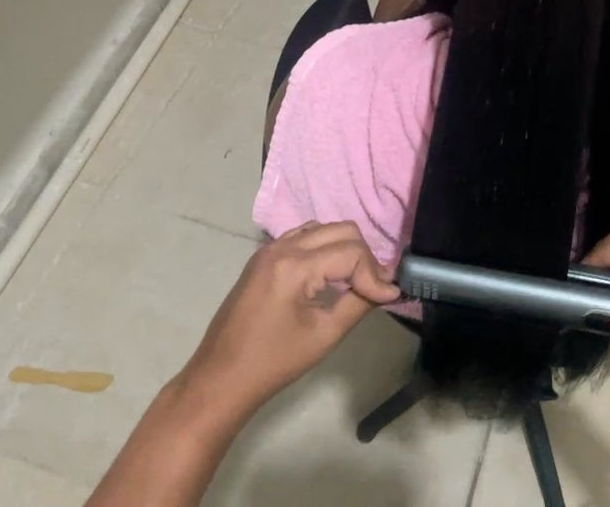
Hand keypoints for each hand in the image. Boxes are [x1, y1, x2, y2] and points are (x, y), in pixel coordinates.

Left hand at [178, 222, 400, 416]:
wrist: (220, 380)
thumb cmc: (273, 363)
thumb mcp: (324, 335)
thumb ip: (359, 303)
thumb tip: (390, 288)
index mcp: (294, 266)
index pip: (351, 252)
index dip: (375, 273)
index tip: (387, 297)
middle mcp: (281, 247)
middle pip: (341, 230)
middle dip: (364, 256)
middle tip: (376, 287)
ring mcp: (269, 249)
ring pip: (323, 229)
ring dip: (345, 248)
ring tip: (358, 279)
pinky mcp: (263, 257)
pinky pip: (303, 236)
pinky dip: (324, 247)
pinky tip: (331, 273)